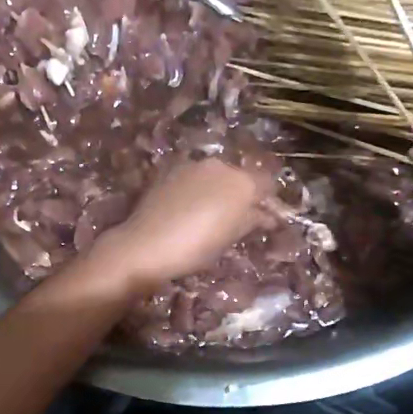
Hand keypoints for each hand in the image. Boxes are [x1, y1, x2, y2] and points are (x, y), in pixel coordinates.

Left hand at [86, 158, 271, 295]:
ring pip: (214, 175)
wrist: (146, 244)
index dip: (266, 200)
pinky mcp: (169, 171)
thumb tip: (266, 216)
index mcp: (242, 182)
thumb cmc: (196, 247)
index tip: (262, 217)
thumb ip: (251, 220)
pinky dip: (194, 189)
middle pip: (239, 176)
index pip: (266, 184)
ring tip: (207, 213)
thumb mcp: (229, 238)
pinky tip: (185, 208)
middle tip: (234, 217)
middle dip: (240, 193)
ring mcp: (192, 166)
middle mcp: (220, 166)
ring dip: (216, 189)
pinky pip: (191, 178)